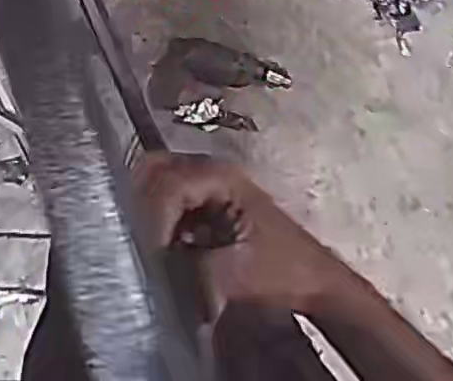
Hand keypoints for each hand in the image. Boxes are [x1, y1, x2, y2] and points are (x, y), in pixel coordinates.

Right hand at [136, 152, 346, 320]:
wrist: (315, 282)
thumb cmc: (285, 271)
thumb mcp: (240, 275)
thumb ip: (196, 270)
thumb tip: (161, 272)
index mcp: (221, 176)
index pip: (169, 183)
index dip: (154, 218)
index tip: (150, 252)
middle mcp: (211, 170)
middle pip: (157, 170)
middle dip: (143, 204)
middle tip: (137, 241)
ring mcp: (209, 183)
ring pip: (159, 181)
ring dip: (149, 212)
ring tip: (147, 246)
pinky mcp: (207, 202)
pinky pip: (169, 199)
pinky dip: (158, 219)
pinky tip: (161, 247)